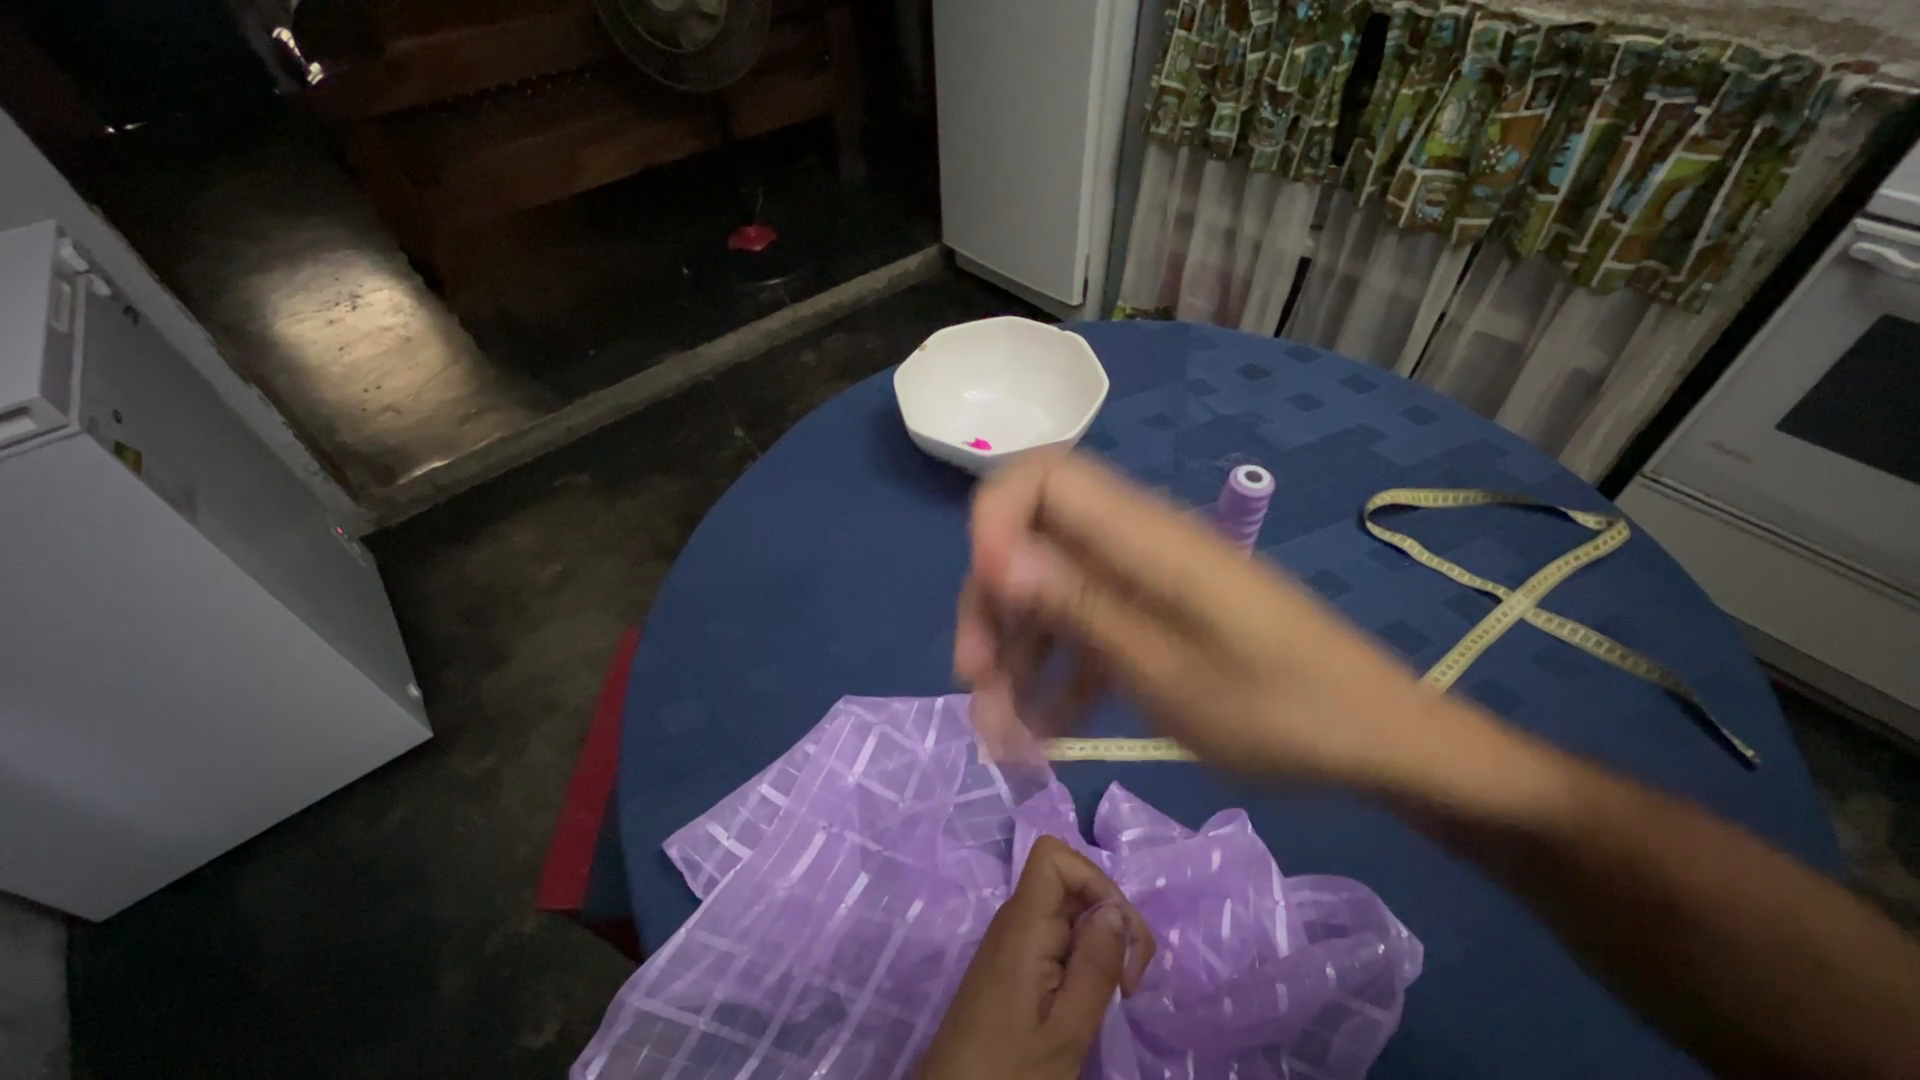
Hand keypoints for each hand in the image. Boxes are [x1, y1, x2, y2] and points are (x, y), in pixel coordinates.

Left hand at [918, 836, 1153, 1079]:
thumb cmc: (1011, 1070)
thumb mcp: (1066, 1029)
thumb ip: (1095, 965)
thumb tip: (1117, 907)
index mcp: (1022, 925)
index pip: (1053, 855)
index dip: (1094, 879)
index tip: (1118, 936)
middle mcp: (1015, 920)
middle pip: (1072, 880)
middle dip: (1112, 916)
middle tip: (1129, 980)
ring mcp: (1015, 939)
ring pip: (1071, 908)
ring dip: (1104, 939)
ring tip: (1118, 990)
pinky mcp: (1017, 960)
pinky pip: (1060, 933)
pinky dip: (1086, 954)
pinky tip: (1093, 992)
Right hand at [954, 452, 1473, 789]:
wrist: (1379, 739)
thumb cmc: (1280, 710)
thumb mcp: (1167, 670)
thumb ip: (1081, 606)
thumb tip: (998, 555)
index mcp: (1145, 536)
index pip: (1043, 477)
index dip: (995, 522)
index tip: (986, 600)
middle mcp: (1139, 545)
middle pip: (1035, 544)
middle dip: (994, 613)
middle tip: (975, 689)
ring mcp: (1149, 583)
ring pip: (1055, 597)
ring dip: (1020, 660)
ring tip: (1004, 738)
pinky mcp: (1160, 618)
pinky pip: (1091, 631)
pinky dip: (1063, 678)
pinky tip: (1048, 739)